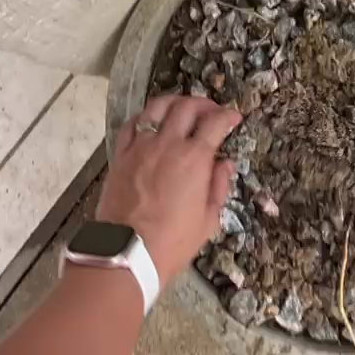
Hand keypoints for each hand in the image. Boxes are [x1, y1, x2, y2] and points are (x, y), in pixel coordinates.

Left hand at [99, 94, 242, 275]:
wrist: (127, 253)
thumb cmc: (172, 241)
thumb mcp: (207, 220)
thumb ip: (218, 186)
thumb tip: (225, 162)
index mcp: (194, 159)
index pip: (215, 123)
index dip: (228, 116)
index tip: (234, 117)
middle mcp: (168, 143)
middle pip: (187, 107)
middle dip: (204, 104)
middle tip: (211, 111)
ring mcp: (141, 145)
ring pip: (158, 107)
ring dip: (175, 101)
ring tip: (182, 108)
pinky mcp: (121, 153)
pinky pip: (133, 123)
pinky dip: (145, 116)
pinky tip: (151, 121)